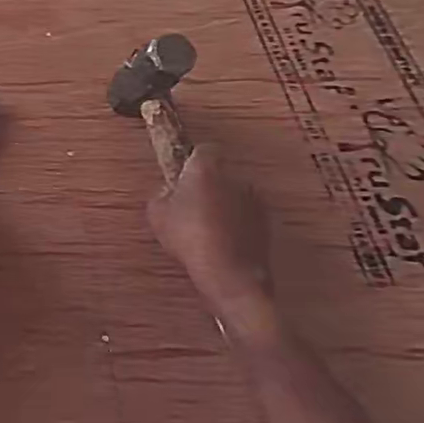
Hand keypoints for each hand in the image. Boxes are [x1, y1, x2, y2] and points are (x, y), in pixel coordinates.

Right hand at [147, 146, 275, 331]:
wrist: (230, 273)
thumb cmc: (188, 237)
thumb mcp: (156, 213)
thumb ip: (164, 194)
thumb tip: (172, 192)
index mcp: (206, 169)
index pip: (203, 149)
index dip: (191, 161)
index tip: (181, 175)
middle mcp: (235, 178)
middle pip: (219, 173)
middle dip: (205, 184)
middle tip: (187, 205)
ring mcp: (255, 200)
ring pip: (232, 194)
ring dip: (221, 204)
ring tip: (203, 228)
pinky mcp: (267, 221)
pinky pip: (244, 214)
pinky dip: (234, 222)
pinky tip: (220, 241)